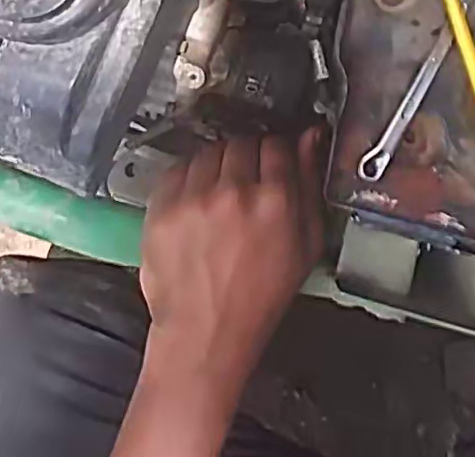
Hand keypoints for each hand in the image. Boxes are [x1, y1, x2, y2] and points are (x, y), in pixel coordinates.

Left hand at [139, 131, 325, 375]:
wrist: (204, 334)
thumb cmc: (257, 297)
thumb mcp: (305, 247)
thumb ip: (310, 185)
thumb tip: (309, 140)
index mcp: (275, 201)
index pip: (276, 144)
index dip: (275, 153)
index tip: (271, 161)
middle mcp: (234, 192)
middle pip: (242, 142)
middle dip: (246, 157)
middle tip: (244, 182)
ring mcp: (195, 197)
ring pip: (210, 150)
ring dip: (217, 165)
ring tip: (218, 196)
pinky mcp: (164, 205)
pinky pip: (179, 167)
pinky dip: (188, 178)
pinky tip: (195, 202)